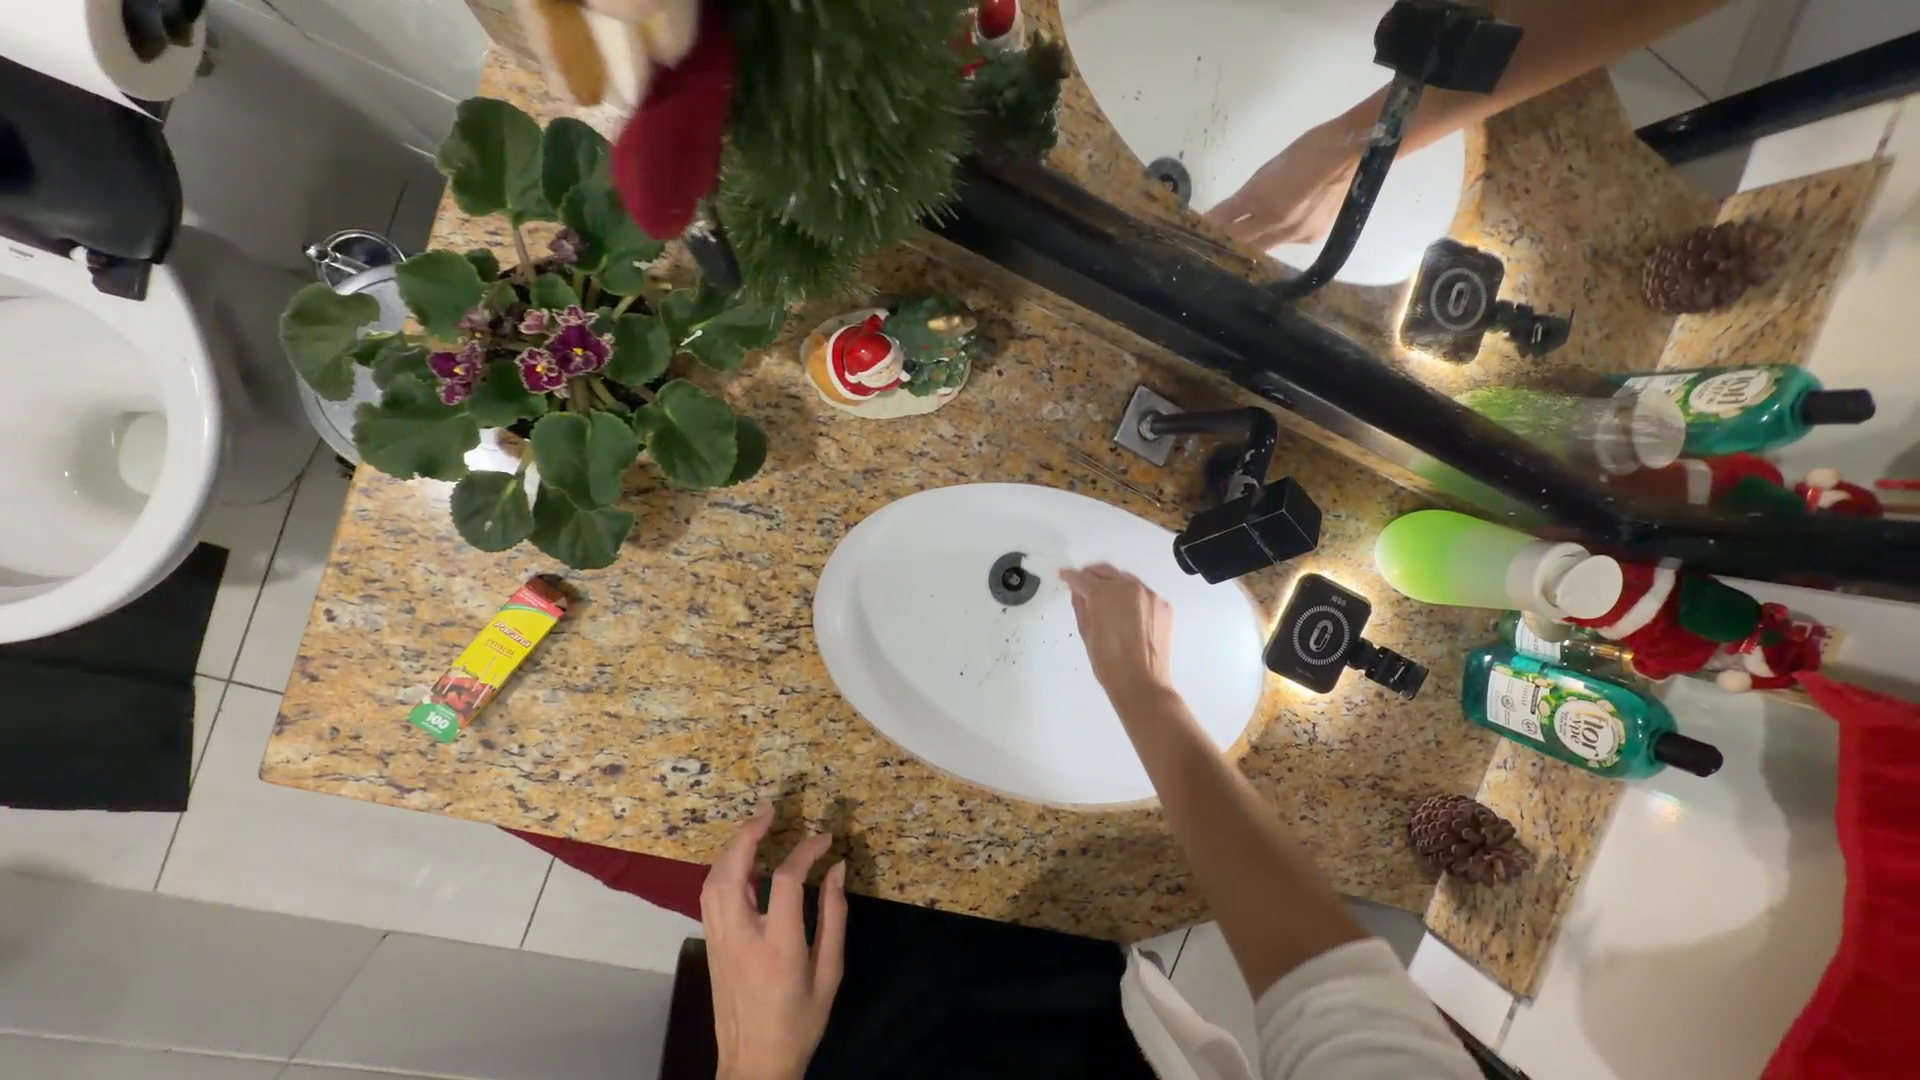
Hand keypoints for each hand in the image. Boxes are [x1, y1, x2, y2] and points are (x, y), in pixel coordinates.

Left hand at [701, 808, 847, 1079]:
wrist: (754, 1066)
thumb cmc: (800, 1022)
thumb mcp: (830, 973)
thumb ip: (834, 917)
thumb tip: (837, 869)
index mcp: (776, 946)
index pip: (785, 880)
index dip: (806, 851)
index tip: (825, 839)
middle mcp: (740, 937)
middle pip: (732, 871)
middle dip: (748, 834)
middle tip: (770, 811)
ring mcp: (719, 941)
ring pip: (713, 881)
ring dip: (732, 848)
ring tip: (755, 828)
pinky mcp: (711, 946)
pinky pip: (710, 896)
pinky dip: (724, 869)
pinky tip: (743, 862)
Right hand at [1060, 564, 1174, 698]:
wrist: (1142, 683)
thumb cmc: (1107, 663)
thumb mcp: (1086, 633)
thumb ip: (1081, 606)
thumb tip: (1079, 592)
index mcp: (1104, 594)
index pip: (1082, 578)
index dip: (1070, 576)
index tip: (1064, 576)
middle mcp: (1129, 587)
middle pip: (1106, 571)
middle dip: (1092, 575)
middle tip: (1083, 584)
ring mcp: (1150, 595)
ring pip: (1127, 580)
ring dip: (1114, 585)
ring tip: (1107, 600)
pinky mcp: (1164, 605)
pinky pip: (1144, 594)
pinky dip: (1133, 599)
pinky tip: (1128, 615)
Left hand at [1203, 119, 1361, 250]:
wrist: (1354, 150)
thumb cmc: (1309, 151)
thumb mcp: (1268, 169)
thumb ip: (1244, 197)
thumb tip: (1219, 217)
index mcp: (1264, 200)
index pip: (1226, 222)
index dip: (1208, 232)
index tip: (1190, 239)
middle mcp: (1277, 223)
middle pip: (1240, 242)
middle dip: (1222, 246)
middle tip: (1203, 251)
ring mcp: (1295, 233)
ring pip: (1260, 246)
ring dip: (1245, 247)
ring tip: (1230, 250)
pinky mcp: (1311, 238)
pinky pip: (1282, 244)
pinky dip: (1271, 240)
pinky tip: (1268, 236)